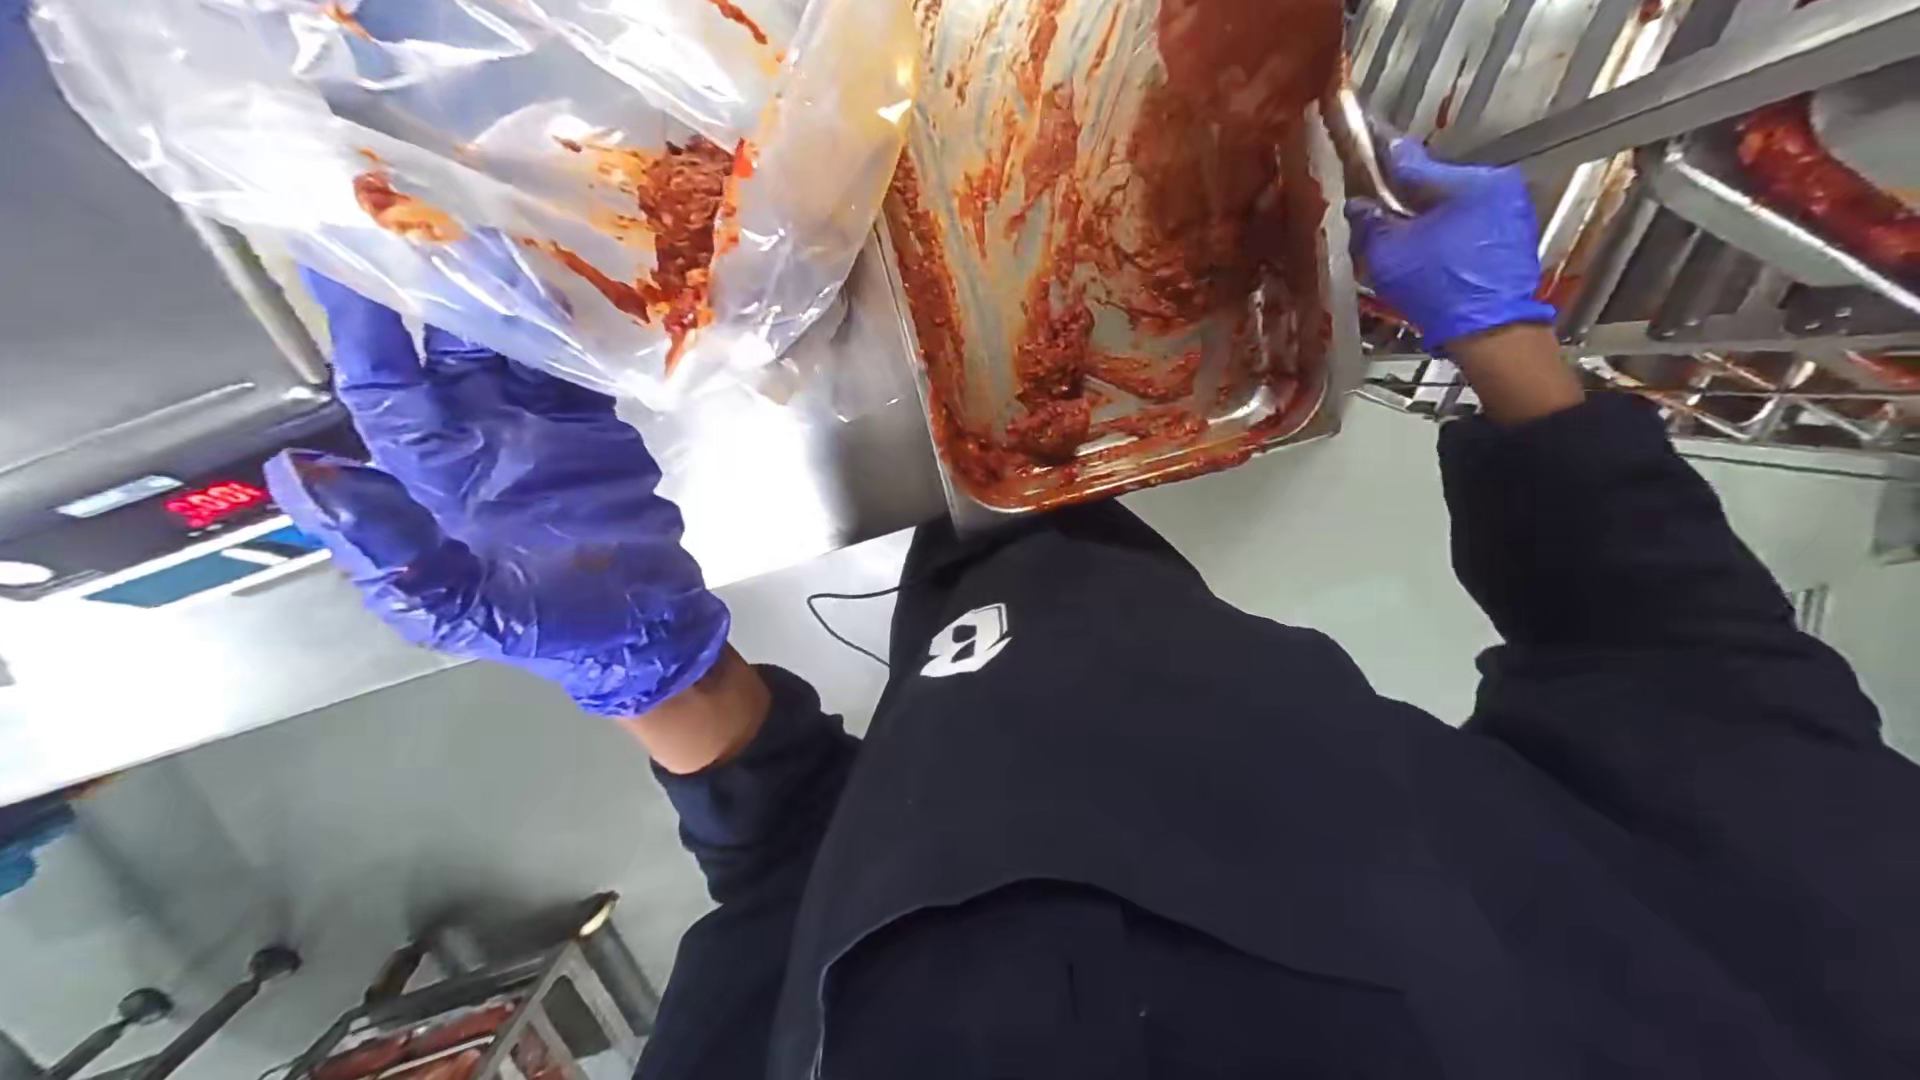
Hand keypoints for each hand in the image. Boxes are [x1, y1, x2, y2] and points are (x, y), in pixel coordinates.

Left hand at [266, 272, 729, 717]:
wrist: (646, 629)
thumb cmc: (551, 627)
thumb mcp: (455, 608)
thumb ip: (388, 551)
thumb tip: (309, 470)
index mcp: (433, 474)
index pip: (384, 384)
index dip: (365, 324)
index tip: (347, 252)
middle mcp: (483, 438)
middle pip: (453, 345)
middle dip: (447, 283)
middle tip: (452, 216)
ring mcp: (547, 431)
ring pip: (521, 347)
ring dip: (519, 296)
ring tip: (522, 235)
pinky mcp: (602, 433)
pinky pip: (582, 370)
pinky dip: (582, 330)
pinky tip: (583, 290)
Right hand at [1346, 140, 1557, 350]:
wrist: (1489, 329)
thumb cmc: (1438, 288)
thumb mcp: (1389, 255)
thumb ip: (1369, 224)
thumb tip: (1357, 205)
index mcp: (1467, 182)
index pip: (1412, 161)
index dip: (1381, 153)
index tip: (1365, 136)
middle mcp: (1495, 186)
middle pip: (1432, 185)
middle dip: (1399, 196)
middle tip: (1371, 205)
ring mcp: (1508, 210)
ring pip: (1448, 204)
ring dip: (1419, 216)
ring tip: (1394, 236)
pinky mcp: (1510, 236)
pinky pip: (1464, 223)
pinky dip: (1439, 232)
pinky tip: (1421, 253)